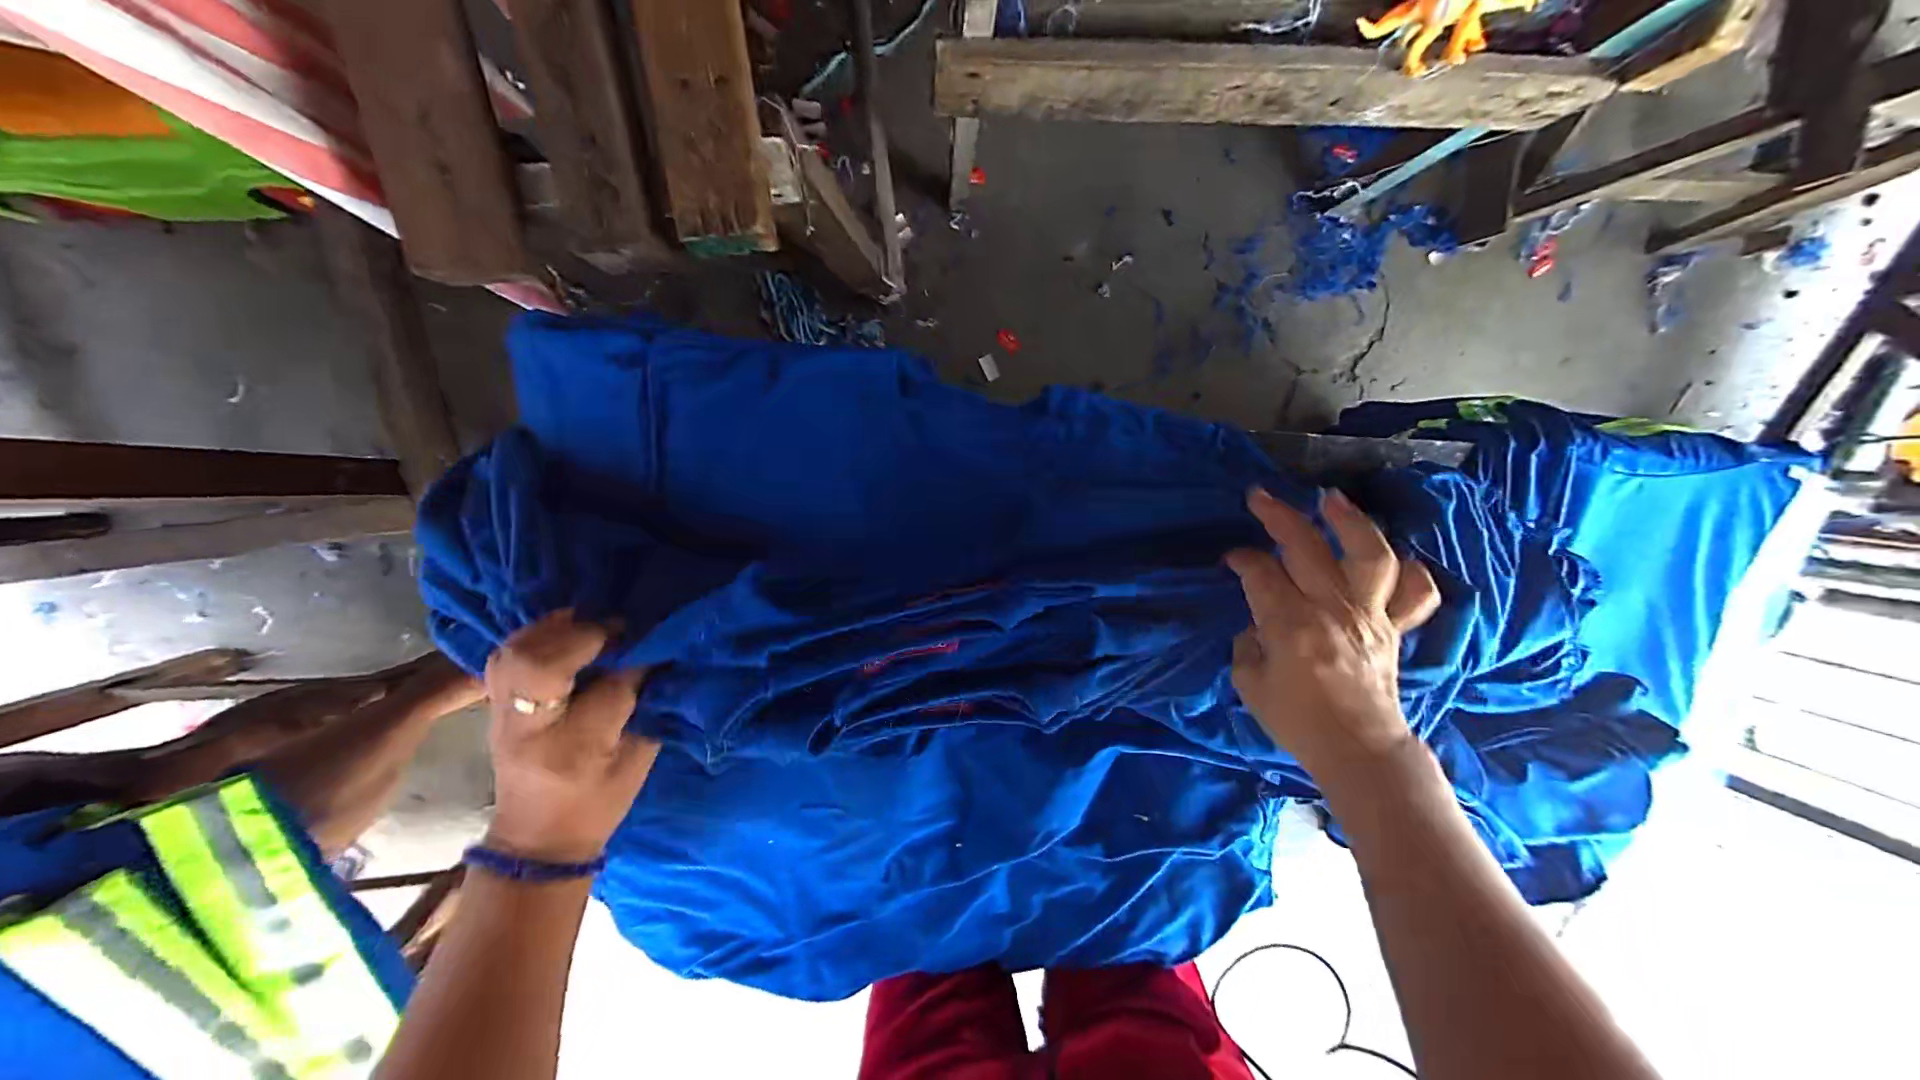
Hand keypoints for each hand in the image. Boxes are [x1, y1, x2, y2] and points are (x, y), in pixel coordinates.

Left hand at [481, 611, 658, 862]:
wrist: (537, 839)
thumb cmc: (598, 804)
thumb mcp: (637, 760)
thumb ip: (648, 705)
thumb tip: (659, 654)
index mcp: (573, 750)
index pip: (609, 688)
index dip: (638, 660)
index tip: (659, 646)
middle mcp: (528, 729)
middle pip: (538, 663)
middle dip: (584, 634)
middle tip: (620, 628)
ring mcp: (500, 716)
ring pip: (514, 652)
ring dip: (557, 628)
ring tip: (592, 624)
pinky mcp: (491, 706)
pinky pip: (505, 655)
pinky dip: (536, 635)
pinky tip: (564, 631)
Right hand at [1224, 487, 1439, 783]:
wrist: (1358, 750)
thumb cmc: (1298, 722)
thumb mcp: (1250, 684)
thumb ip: (1249, 644)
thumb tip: (1259, 624)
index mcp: (1290, 623)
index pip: (1260, 572)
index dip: (1242, 559)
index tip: (1232, 560)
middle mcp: (1332, 609)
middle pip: (1305, 546)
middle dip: (1278, 516)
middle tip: (1259, 497)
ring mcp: (1370, 616)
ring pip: (1369, 555)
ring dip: (1350, 521)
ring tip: (1332, 500)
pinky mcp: (1394, 630)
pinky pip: (1414, 595)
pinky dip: (1409, 573)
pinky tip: (1394, 560)